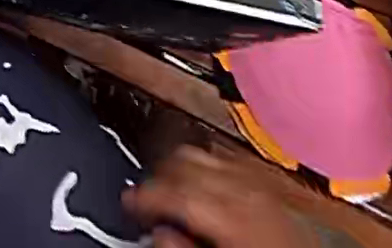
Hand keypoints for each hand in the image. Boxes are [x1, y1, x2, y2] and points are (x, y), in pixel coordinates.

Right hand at [124, 146, 315, 247]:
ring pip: (200, 153)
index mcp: (232, 208)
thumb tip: (159, 232)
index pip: (176, 187)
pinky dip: (200, 165)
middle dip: (158, 176)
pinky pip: (221, 158)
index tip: (127, 202)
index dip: (145, 193)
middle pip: (185, 160)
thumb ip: (188, 247)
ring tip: (165, 191)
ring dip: (177, 166)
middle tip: (142, 199)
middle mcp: (242, 181)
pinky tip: (197, 187)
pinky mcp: (264, 178)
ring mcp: (255, 175)